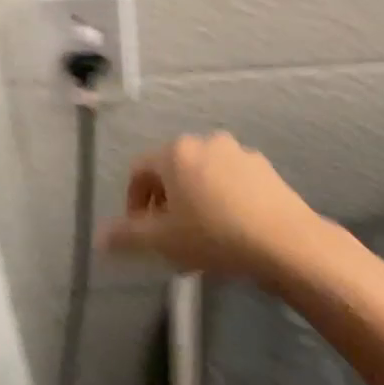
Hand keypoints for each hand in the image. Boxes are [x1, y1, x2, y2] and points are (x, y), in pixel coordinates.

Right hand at [99, 132, 334, 278]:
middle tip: (169, 239)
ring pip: (203, 177)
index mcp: (176, 152)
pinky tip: (229, 234)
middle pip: (172, 172)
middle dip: (165, 205)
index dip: (133, 203)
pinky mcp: (266, 170)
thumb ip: (126, 236)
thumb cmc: (213, 236)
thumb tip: (99, 237)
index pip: (139, 171)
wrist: (284, 242)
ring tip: (200, 240)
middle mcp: (207, 142)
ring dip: (194, 204)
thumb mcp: (162, 241)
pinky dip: (222, 202)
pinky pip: (231, 183)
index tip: (141, 233)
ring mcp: (240, 153)